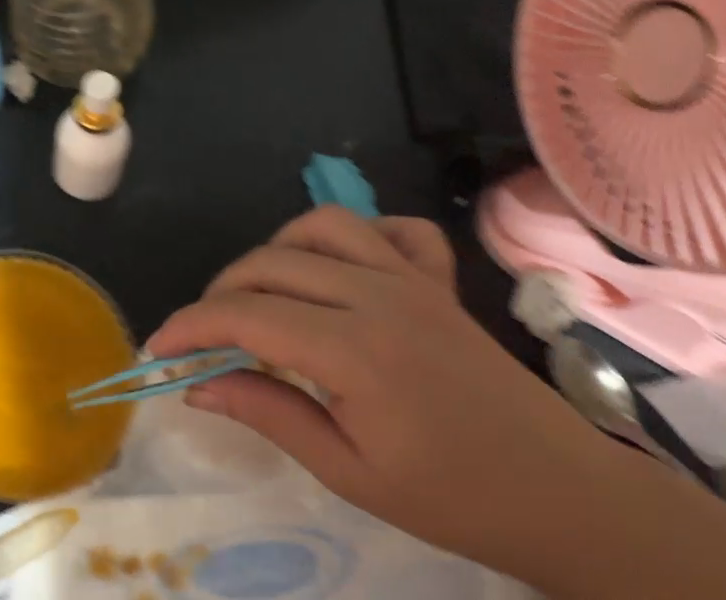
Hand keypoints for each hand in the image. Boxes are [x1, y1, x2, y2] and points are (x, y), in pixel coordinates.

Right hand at [147, 207, 620, 580]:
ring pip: (321, 226)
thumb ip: (268, 413)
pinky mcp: (439, 282)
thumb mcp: (348, 471)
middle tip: (205, 339)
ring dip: (275, 252)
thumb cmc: (454, 498)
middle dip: (219, 294)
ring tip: (262, 296)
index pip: (244, 314)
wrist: (567, 499)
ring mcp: (414, 280)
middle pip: (270, 263)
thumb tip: (197, 385)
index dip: (190, 326)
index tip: (158, 351)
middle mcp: (378, 295)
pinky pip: (393, 229)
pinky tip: (341, 270)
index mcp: (353, 349)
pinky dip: (356, 236)